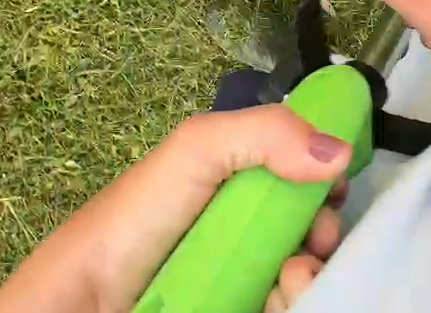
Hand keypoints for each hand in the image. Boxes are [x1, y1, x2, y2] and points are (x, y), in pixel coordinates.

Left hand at [0, 104, 350, 312]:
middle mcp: (247, 225)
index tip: (334, 189)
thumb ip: (266, 134)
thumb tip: (340, 152)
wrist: (89, 301)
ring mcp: (245, 274)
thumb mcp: (199, 148)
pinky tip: (281, 297)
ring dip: (314, 270)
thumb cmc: (142, 213)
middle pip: (311, 224)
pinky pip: (289, 301)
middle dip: (324, 229)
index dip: (324, 178)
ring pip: (307, 270)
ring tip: (292, 276)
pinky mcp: (245, 306)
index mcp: (239, 178)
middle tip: (314, 238)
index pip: (300, 171)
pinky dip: (298, 299)